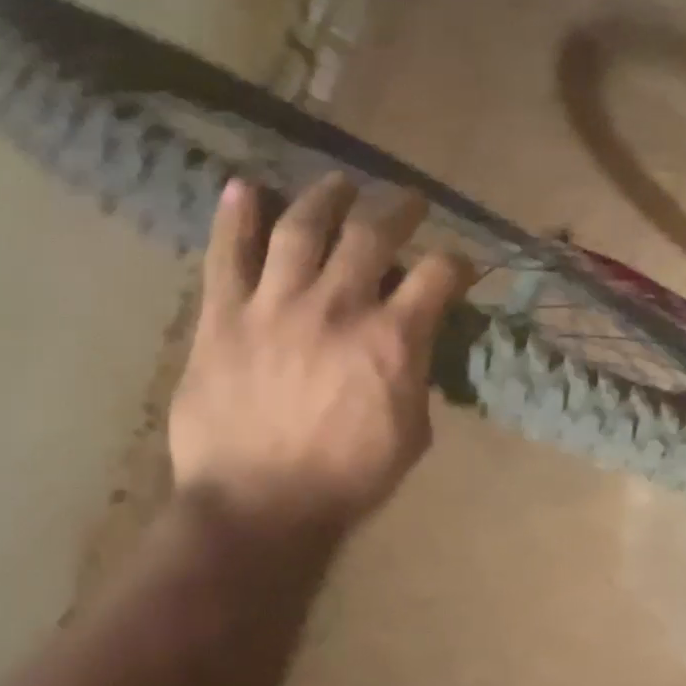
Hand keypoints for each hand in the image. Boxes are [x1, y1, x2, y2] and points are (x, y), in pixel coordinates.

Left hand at [168, 173, 465, 535]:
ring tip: (338, 183)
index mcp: (395, 340)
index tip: (462, 264)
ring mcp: (275, 307)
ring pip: (301, 232)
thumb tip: (411, 348)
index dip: (458, 263)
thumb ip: (414, 375)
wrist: (263, 502)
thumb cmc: (354, 474)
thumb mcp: (414, 427)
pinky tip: (243, 188)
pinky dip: (235, 218)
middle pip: (372, 238)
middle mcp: (338, 308)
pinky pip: (227, 256)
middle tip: (408, 200)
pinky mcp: (223, 318)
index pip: (439, 276)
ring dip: (324, 200)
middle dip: (398, 212)